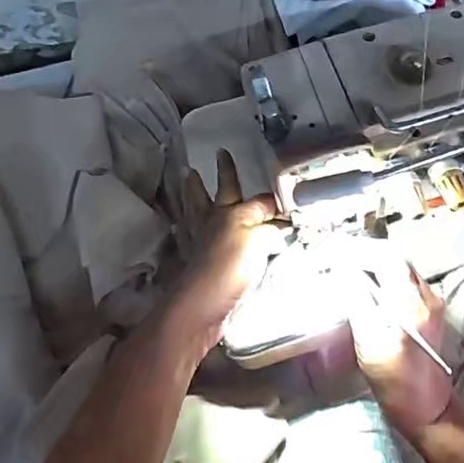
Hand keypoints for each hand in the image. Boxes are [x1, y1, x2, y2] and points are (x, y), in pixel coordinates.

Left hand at [169, 149, 279, 350]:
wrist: (200, 308)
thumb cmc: (229, 268)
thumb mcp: (257, 240)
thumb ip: (270, 228)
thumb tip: (281, 224)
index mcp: (231, 214)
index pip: (258, 200)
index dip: (270, 196)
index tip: (274, 184)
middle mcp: (214, 224)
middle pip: (220, 194)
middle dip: (224, 175)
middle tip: (219, 154)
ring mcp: (201, 243)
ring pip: (198, 210)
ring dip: (195, 193)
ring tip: (190, 176)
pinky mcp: (196, 264)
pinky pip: (188, 237)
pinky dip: (185, 228)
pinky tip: (182, 225)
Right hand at [350, 258, 452, 439]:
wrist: (429, 411)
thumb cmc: (397, 382)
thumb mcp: (370, 341)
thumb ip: (358, 301)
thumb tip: (344, 270)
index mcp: (412, 300)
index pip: (386, 256)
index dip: (359, 250)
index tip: (334, 252)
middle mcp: (426, 294)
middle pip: (394, 258)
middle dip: (364, 253)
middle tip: (337, 257)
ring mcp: (429, 302)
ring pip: (398, 268)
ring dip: (372, 263)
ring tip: (346, 267)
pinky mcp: (427, 312)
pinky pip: (401, 282)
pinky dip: (380, 276)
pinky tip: (364, 286)